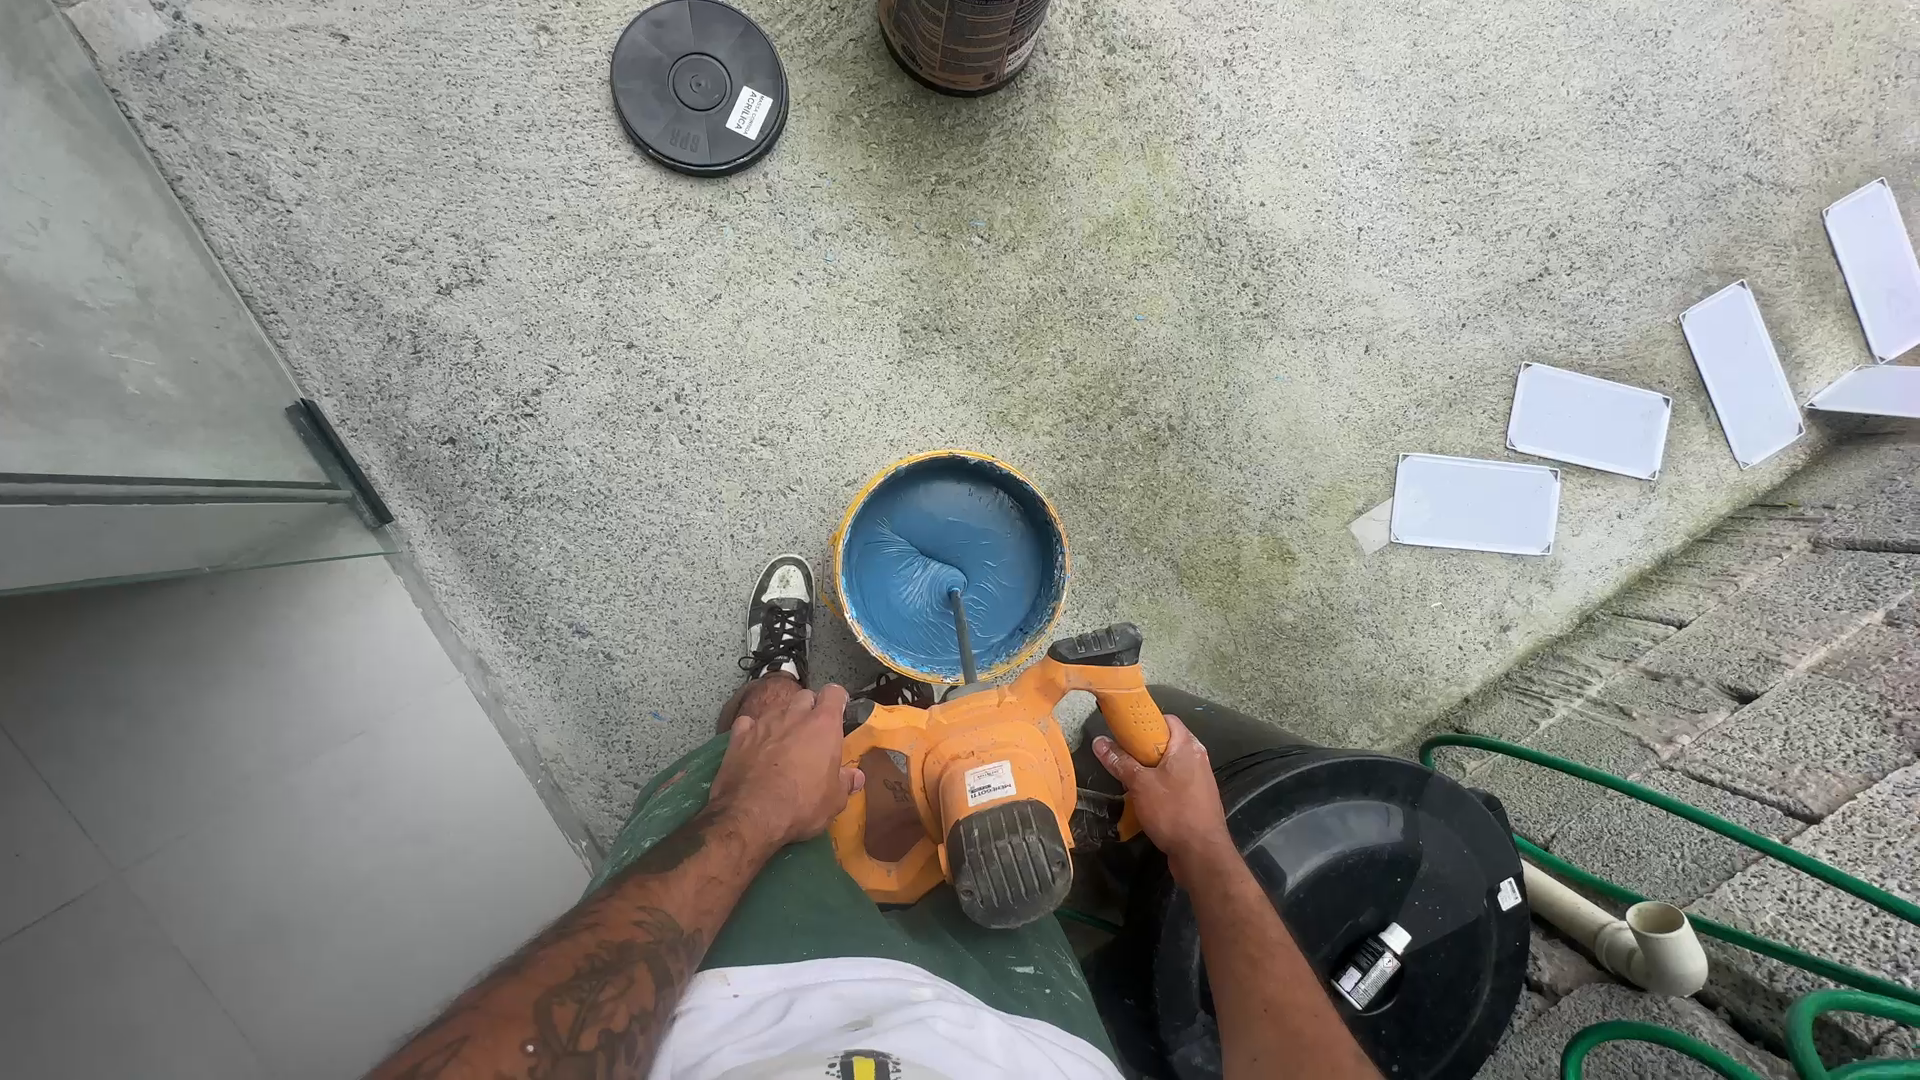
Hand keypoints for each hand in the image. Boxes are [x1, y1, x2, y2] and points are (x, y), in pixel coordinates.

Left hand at [709, 682, 863, 849]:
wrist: (751, 815)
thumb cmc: (802, 804)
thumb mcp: (834, 800)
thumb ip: (846, 782)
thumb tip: (856, 776)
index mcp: (823, 724)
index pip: (834, 693)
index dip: (837, 701)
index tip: (837, 713)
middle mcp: (794, 715)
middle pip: (805, 696)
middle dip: (809, 709)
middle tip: (811, 732)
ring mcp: (764, 722)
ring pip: (777, 709)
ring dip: (782, 721)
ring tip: (782, 743)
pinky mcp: (738, 736)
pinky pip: (747, 723)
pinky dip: (752, 731)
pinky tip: (754, 746)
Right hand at [1093, 714, 1233, 875]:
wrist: (1202, 856)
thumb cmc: (1173, 812)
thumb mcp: (1140, 784)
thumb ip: (1120, 761)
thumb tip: (1099, 742)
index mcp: (1187, 747)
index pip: (1166, 720)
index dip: (1144, 721)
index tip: (1123, 730)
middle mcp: (1196, 759)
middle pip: (1165, 742)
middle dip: (1141, 748)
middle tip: (1120, 754)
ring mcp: (1198, 781)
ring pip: (1168, 765)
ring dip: (1147, 769)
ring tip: (1126, 776)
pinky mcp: (1196, 800)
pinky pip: (1173, 783)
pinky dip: (1157, 785)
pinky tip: (1141, 797)